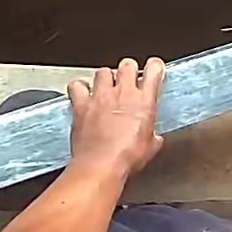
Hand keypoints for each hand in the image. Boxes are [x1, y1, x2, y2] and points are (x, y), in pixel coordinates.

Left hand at [66, 57, 165, 180]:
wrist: (101, 167)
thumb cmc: (125, 158)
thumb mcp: (150, 147)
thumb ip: (153, 135)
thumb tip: (154, 137)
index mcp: (144, 101)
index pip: (154, 69)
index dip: (154, 67)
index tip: (153, 70)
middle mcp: (122, 93)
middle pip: (127, 64)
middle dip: (129, 69)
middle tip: (128, 79)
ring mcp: (100, 97)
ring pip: (102, 71)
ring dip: (106, 77)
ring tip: (106, 87)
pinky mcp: (81, 104)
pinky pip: (77, 85)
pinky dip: (79, 87)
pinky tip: (83, 93)